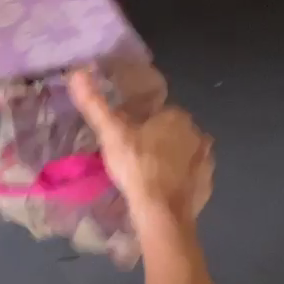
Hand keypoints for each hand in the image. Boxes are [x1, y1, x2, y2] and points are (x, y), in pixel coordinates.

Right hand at [69, 66, 214, 245]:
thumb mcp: (110, 133)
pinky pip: (191, 174)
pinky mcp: (208, 183)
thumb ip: (94, 103)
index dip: (141, 121)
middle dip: (157, 138)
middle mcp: (197, 132)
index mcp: (176, 116)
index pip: (158, 111)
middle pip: (172, 130)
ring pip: (183, 151)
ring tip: (146, 170)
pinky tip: (162, 186)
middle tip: (132, 152)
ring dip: (169, 156)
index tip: (125, 133)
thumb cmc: (136, 165)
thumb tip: (76, 72)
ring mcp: (206, 160)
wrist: (161, 212)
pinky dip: (179, 177)